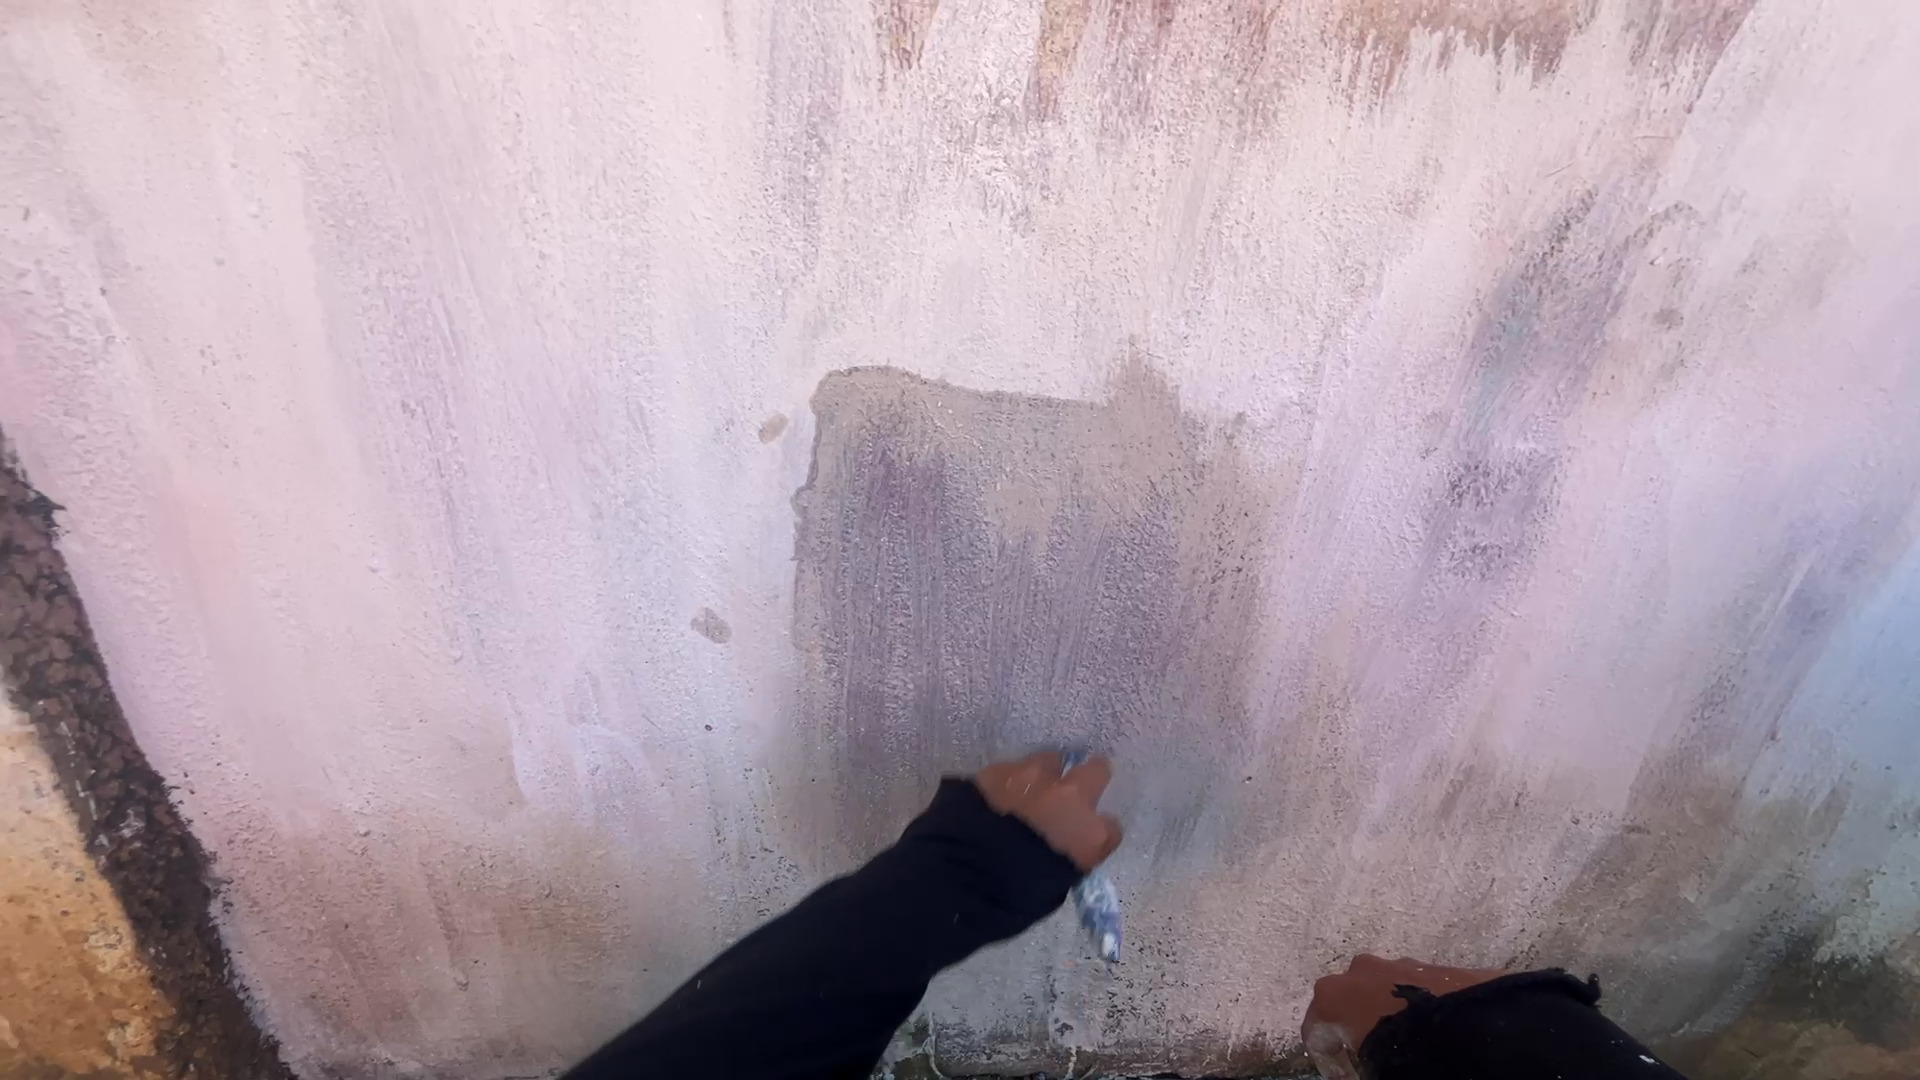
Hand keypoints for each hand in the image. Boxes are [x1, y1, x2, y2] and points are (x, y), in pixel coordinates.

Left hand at [972, 751, 1121, 871]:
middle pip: (1096, 771)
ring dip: (1045, 775)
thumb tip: (1062, 848)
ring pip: (1051, 760)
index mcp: (1090, 834)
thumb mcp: (1057, 886)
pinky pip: (1013, 768)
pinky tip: (999, 795)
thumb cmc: (1016, 895)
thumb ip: (1069, 857)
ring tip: (1030, 789)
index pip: (1111, 827)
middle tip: (1072, 790)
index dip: (1097, 830)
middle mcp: (1070, 796)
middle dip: (1088, 777)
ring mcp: (1035, 776)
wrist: (965, 873)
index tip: (1086, 834)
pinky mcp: (1001, 768)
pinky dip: (1011, 780)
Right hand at [1302, 955, 1504, 1079]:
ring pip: (1381, 991)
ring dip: (1389, 1017)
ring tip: (1415, 1048)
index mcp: (1334, 998)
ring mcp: (1396, 963)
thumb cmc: (1415, 1060)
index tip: (1347, 1079)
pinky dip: (1418, 1011)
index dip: (1329, 1063)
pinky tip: (1440, 1036)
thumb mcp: (1379, 1075)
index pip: (1314, 1032)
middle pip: (1346, 1003)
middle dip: (1358, 1031)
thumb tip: (1366, 1070)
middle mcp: (1357, 972)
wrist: (1486, 1033)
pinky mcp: (1432, 965)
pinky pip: (1414, 990)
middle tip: (1377, 1061)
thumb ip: (1364, 1071)